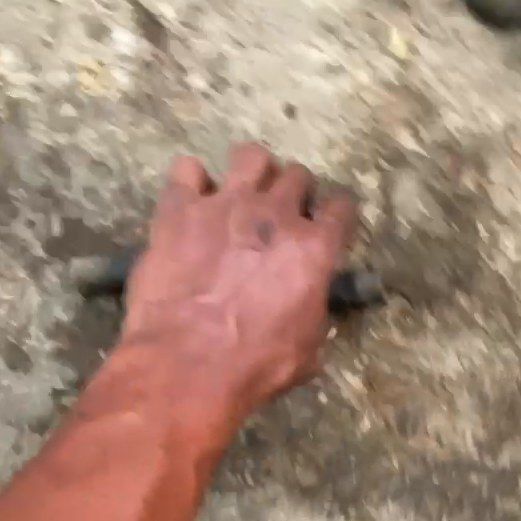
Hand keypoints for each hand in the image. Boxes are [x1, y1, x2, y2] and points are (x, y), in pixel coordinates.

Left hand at [118, 145, 357, 424]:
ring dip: (253, 172)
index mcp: (315, 249)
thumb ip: (315, 314)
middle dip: (296, 193)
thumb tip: (311, 309)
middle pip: (297, 176)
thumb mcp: (309, 349)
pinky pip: (188, 170)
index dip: (339, 214)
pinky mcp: (178, 208)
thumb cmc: (258, 364)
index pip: (342, 208)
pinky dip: (193, 183)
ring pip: (251, 156)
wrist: (189, 362)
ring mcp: (225, 204)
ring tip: (243, 195)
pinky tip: (193, 203)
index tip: (332, 224)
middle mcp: (275, 215)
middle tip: (284, 216)